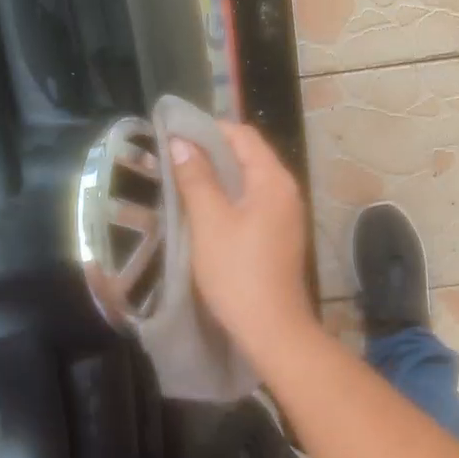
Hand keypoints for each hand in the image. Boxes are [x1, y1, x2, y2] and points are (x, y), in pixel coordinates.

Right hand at [169, 122, 317, 358]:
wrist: (272, 329)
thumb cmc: (238, 272)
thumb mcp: (209, 222)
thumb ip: (196, 178)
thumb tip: (181, 142)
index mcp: (273, 180)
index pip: (242, 136)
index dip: (208, 129)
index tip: (174, 134)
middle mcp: (286, 191)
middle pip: (248, 156)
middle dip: (211, 151)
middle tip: (173, 156)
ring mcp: (285, 216)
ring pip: (249, 182)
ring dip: (218, 177)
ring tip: (182, 179)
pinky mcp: (279, 237)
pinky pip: (252, 204)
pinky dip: (228, 199)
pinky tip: (203, 210)